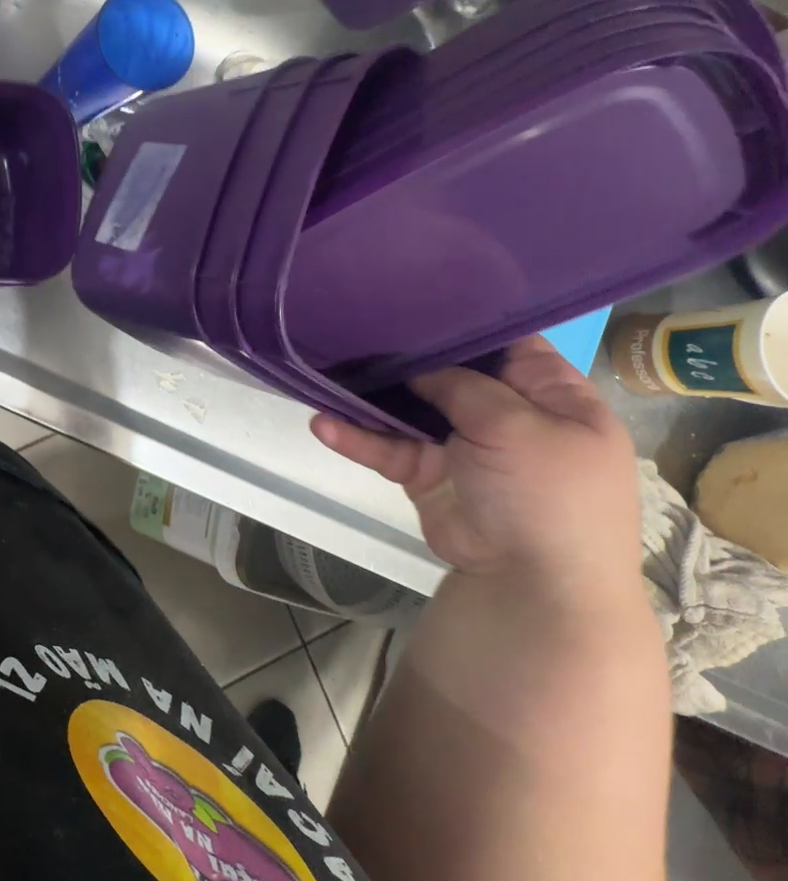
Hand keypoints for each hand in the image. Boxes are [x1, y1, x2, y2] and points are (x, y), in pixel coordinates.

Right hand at [310, 335, 641, 599]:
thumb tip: (419, 367)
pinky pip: (388, 449)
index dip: (472, 325)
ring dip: (370, 399)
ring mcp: (466, 449)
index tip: (420, 303)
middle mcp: (510, 419)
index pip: (513, 348)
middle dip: (407, 360)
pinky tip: (323, 424)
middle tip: (359, 332)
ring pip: (410, 413)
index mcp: (556, 400)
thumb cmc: (546, 492)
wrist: (531, 578)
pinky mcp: (428, 476)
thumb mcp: (517, 425)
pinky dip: (357, 438)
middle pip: (451, 377)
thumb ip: (464, 386)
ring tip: (326, 376)